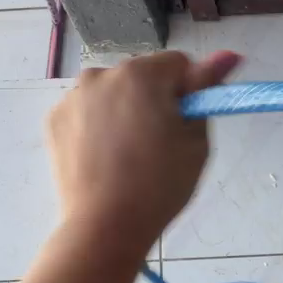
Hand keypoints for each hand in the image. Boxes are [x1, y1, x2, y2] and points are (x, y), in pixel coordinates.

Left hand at [46, 49, 241, 251]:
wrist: (106, 227)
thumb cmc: (160, 187)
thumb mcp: (196, 143)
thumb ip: (207, 93)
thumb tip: (228, 55)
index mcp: (142, 75)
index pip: (178, 64)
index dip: (188, 92)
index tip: (186, 123)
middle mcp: (102, 74)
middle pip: (141, 77)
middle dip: (153, 100)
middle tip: (159, 147)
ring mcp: (72, 96)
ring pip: (111, 95)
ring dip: (124, 112)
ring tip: (129, 158)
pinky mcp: (54, 120)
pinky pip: (87, 114)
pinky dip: (98, 129)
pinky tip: (105, 162)